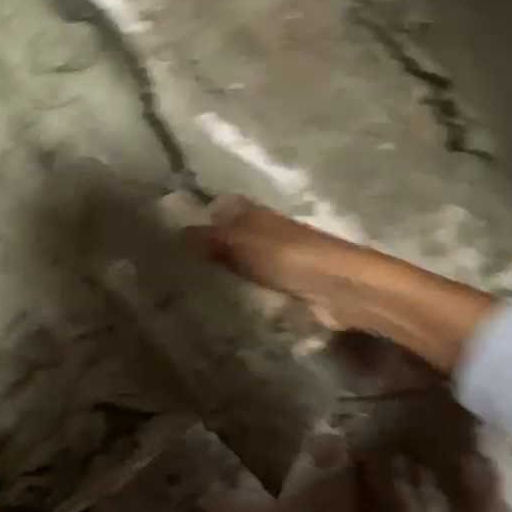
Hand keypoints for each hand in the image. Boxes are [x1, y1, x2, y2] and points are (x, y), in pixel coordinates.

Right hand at [187, 196, 385, 332]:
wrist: (343, 289)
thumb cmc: (289, 257)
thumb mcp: (241, 243)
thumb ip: (210, 238)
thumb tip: (175, 231)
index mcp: (254, 214)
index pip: (220, 208)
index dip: (199, 216)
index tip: (169, 231)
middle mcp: (266, 231)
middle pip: (230, 236)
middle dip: (207, 245)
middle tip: (172, 263)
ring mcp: (279, 260)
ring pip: (242, 261)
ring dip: (223, 271)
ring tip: (189, 286)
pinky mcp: (288, 287)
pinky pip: (255, 285)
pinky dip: (241, 291)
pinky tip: (221, 302)